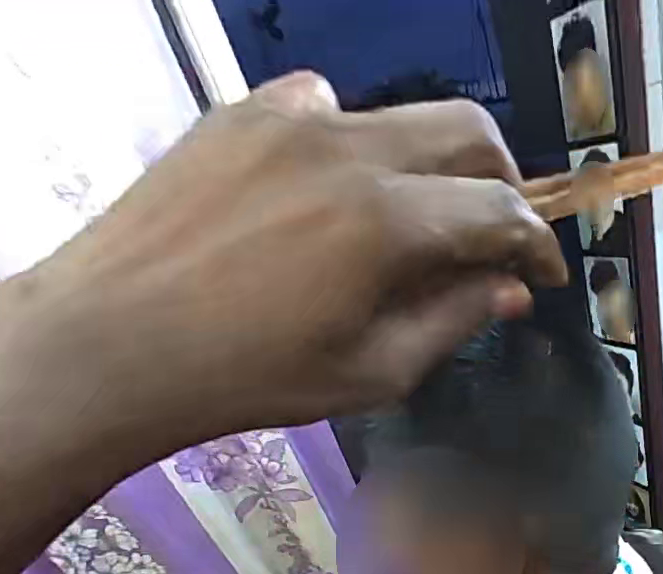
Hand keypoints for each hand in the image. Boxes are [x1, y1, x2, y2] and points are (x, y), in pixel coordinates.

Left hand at [0, 71, 564, 471]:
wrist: (115, 341)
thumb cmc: (255, 376)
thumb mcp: (374, 371)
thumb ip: (453, 319)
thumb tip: (511, 288)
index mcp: (387, 221)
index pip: (500, 213)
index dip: (538, 245)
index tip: (546, 277)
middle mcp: (349, 146)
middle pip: (468, 132)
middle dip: (505, 185)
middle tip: (501, 238)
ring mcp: (289, 118)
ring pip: (402, 117)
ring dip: (437, 167)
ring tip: (423, 224)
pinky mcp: (242, 114)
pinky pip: (328, 109)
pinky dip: (363, 147)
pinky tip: (342, 193)